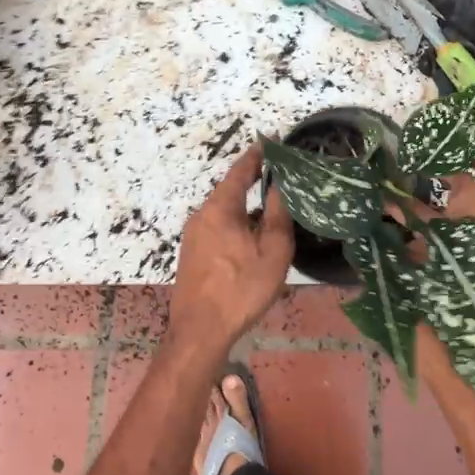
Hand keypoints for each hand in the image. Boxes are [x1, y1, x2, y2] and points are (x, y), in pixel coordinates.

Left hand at [169, 144, 294, 352]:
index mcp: (220, 208)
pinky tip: (253, 239)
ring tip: (273, 210)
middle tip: (281, 177)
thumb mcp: (272, 250)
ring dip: (247, 208)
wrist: (199, 332)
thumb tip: (281, 185)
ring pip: (225, 211)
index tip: (274, 142)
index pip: (240, 170)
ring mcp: (194, 236)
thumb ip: (278, 214)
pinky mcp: (193, 254)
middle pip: (231, 190)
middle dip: (255, 182)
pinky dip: (237, 224)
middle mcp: (202, 215)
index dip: (258, 155)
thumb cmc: (240, 289)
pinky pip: (218, 228)